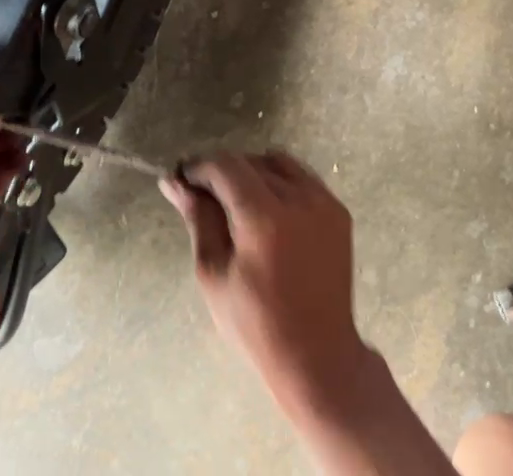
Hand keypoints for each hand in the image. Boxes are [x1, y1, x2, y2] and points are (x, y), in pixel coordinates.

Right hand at [161, 152, 370, 416]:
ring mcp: (324, 203)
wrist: (316, 352)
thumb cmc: (254, 322)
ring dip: (253, 172)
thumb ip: (199, 218)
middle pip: (252, 161)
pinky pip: (303, 180)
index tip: (182, 180)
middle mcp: (300, 199)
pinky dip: (280, 184)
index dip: (199, 167)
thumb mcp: (214, 272)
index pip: (227, 166)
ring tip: (235, 204)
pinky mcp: (339, 212)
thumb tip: (174, 182)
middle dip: (223, 171)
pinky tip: (267, 212)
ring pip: (280, 163)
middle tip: (202, 196)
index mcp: (265, 217)